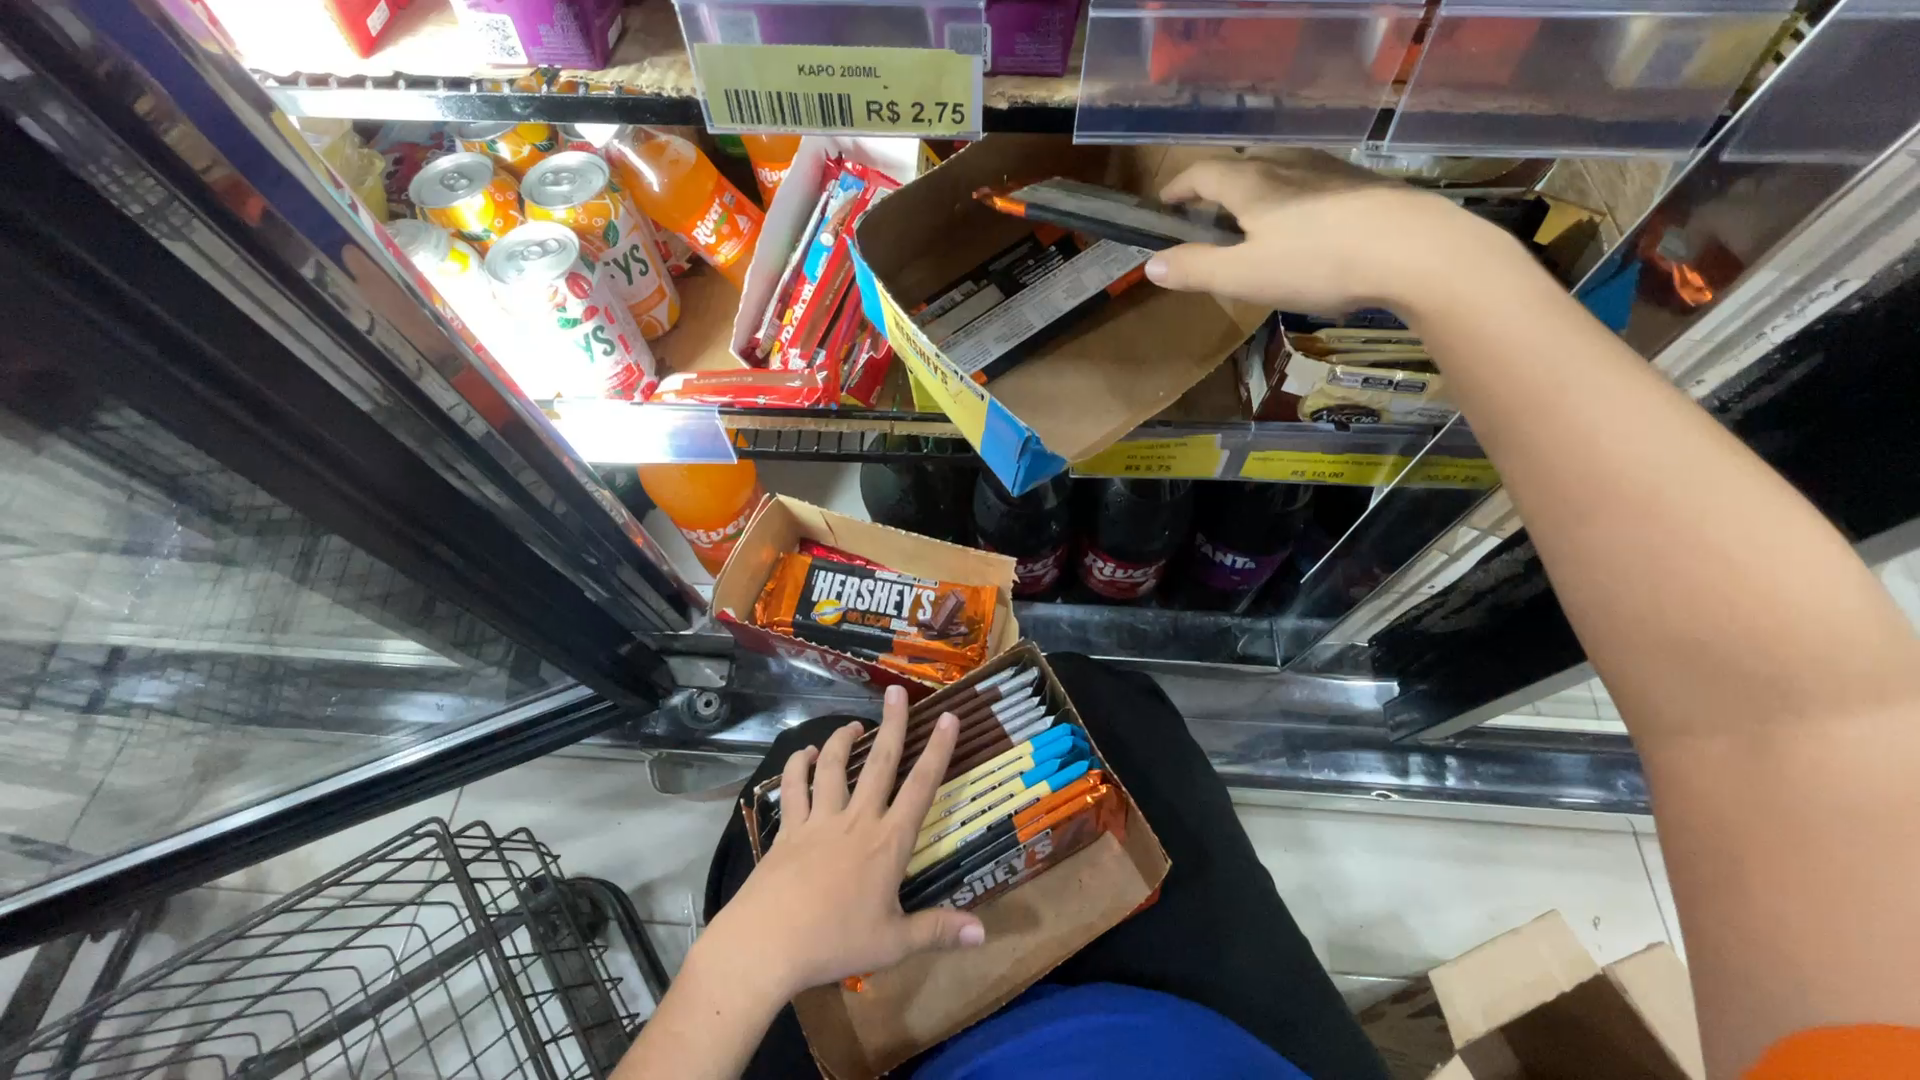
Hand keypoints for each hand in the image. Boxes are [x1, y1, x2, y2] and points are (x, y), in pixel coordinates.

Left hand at [703, 686, 985, 998]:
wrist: (767, 944)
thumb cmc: (836, 942)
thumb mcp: (894, 943)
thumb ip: (939, 931)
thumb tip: (984, 934)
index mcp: (888, 843)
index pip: (921, 788)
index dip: (938, 750)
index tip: (948, 717)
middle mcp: (856, 821)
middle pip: (879, 763)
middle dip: (892, 724)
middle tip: (897, 692)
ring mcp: (819, 821)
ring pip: (833, 766)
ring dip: (842, 740)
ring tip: (853, 725)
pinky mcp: (787, 830)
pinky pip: (794, 788)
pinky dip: (798, 766)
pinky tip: (804, 754)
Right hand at [1144, 151, 1517, 317]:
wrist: (1417, 251)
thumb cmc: (1319, 263)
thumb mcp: (1245, 276)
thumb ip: (1196, 269)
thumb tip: (1151, 264)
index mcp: (1252, 184)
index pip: (1203, 173)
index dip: (1179, 187)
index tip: (1164, 204)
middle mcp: (1288, 167)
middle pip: (1242, 169)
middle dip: (1217, 190)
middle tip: (1206, 219)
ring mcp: (1330, 173)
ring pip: (1281, 175)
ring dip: (1258, 194)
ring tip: (1254, 226)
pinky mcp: (1364, 187)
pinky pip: (1314, 188)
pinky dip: (1294, 204)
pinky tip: (1307, 232)